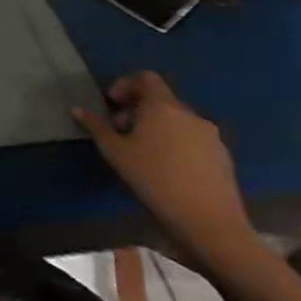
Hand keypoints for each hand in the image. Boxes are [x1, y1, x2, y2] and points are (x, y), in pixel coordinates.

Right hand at [73, 71, 256, 264]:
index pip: (146, 78)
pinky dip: (176, 143)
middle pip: (160, 99)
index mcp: (163, 107)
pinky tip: (167, 169)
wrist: (209, 222)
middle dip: (137, 110)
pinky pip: (193, 139)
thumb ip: (96, 127)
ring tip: (143, 152)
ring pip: (177, 120)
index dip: (125, 85)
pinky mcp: (223, 156)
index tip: (112, 105)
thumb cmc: (154, 179)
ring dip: (157, 127)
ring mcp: (210, 136)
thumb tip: (78, 109)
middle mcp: (190, 114)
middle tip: (120, 132)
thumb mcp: (115, 152)